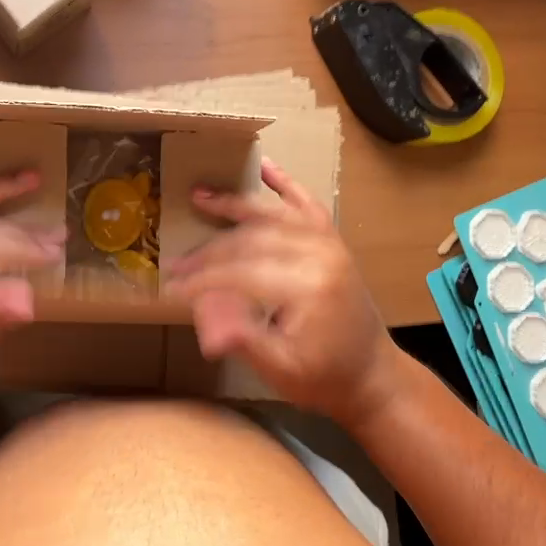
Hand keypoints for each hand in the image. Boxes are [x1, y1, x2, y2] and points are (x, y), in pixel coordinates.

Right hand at [168, 159, 402, 428]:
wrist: (372, 375)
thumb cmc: (323, 378)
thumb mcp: (281, 371)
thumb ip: (245, 342)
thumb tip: (206, 329)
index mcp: (308, 288)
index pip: (242, 272)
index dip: (203, 278)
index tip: (173, 285)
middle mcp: (320, 256)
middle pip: (253, 240)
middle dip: (210, 250)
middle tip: (178, 262)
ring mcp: (329, 245)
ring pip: (273, 216)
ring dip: (235, 205)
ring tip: (200, 195)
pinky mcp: (333, 242)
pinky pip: (307, 205)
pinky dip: (286, 185)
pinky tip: (266, 168)